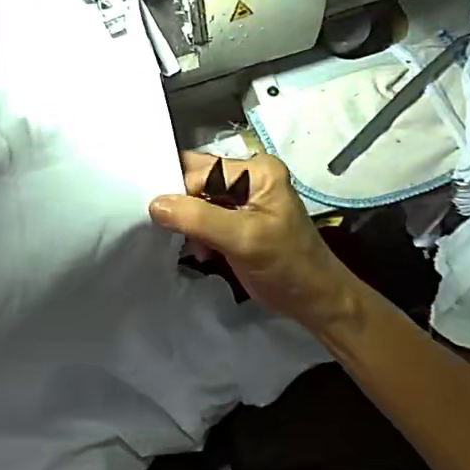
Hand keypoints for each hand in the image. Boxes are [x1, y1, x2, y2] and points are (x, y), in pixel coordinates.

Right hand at [148, 151, 369, 334]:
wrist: (314, 300)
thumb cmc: (286, 266)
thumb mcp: (243, 239)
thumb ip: (199, 218)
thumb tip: (155, 204)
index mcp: (257, 170)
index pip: (201, 170)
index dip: (179, 191)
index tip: (161, 218)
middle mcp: (249, 175)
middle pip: (197, 181)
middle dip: (183, 208)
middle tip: (176, 234)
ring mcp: (243, 197)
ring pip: (197, 199)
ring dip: (189, 224)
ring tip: (198, 248)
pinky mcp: (237, 218)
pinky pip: (204, 216)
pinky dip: (197, 233)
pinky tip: (203, 252)